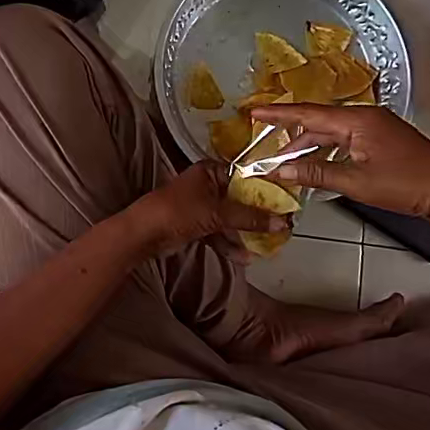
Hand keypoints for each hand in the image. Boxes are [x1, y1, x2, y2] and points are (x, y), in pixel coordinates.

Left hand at [127, 162, 285, 257]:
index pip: (244, 175)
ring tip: (267, 246)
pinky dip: (229, 244)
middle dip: (257, 215)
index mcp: (210, 171)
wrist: (143, 234)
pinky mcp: (196, 225)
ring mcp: (201, 206)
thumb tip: (281, 222)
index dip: (265, 188)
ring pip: (230, 219)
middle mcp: (207, 185)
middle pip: (239, 199)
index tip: (285, 200)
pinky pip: (219, 233)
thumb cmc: (178, 212)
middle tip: (281, 225)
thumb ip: (249, 217)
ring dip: (245, 233)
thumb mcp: (217, 213)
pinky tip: (244, 258)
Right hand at [249, 104, 429, 231]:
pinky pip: (346, 139)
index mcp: (357, 120)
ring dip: (310, 146)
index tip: (254, 111)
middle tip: (266, 147)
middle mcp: (366, 116)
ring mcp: (377, 127)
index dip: (278, 114)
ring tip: (287, 162)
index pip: (308, 114)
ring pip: (332, 132)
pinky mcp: (384, 139)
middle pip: (318, 123)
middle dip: (291, 136)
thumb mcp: (355, 181)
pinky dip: (328, 150)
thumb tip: (282, 171)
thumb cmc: (407, 184)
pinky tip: (318, 164)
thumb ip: (315, 174)